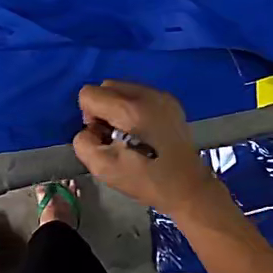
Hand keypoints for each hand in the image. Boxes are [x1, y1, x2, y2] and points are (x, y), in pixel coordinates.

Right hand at [72, 80, 227, 220]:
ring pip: (125, 88)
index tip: (102, 138)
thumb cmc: (147, 180)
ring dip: (118, 107)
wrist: (188, 186)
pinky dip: (134, 107)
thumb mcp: (103, 169)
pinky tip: (144, 131)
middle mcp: (148, 95)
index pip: (89, 93)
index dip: (88, 117)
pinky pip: (141, 94)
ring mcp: (163, 96)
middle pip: (107, 86)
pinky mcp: (172, 102)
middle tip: (113, 136)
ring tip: (129, 134)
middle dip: (102, 108)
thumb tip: (90, 130)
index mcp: (131, 110)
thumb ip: (84, 143)